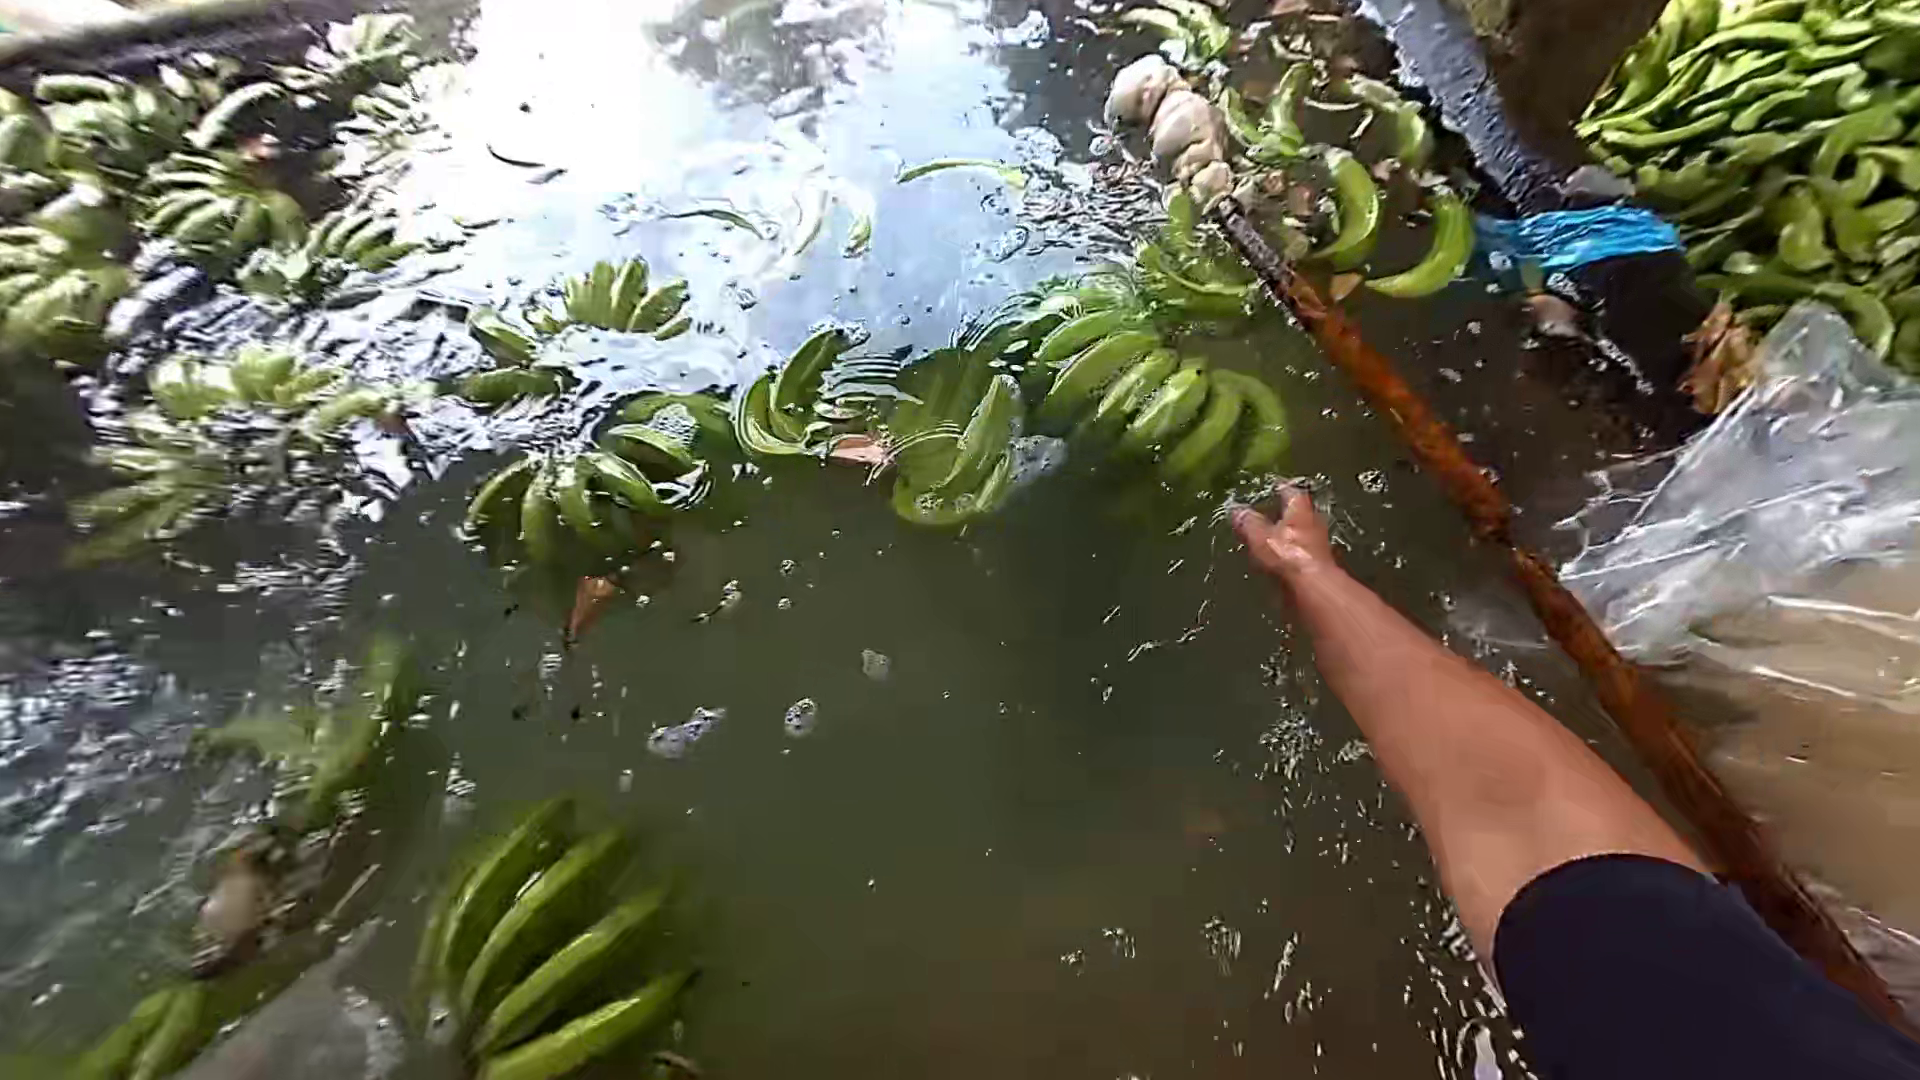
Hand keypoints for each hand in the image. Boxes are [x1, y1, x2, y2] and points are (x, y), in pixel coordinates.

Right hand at [1231, 485, 1335, 584]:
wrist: (1311, 589)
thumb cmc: (1287, 556)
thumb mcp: (1259, 536)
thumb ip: (1248, 522)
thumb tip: (1237, 510)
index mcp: (1300, 512)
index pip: (1291, 491)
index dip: (1280, 487)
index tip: (1271, 484)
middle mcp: (1312, 524)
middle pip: (1297, 512)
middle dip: (1282, 510)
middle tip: (1265, 509)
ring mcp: (1315, 545)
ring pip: (1297, 532)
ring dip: (1284, 532)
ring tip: (1265, 533)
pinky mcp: (1312, 565)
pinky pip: (1296, 551)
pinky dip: (1284, 550)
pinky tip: (1272, 556)